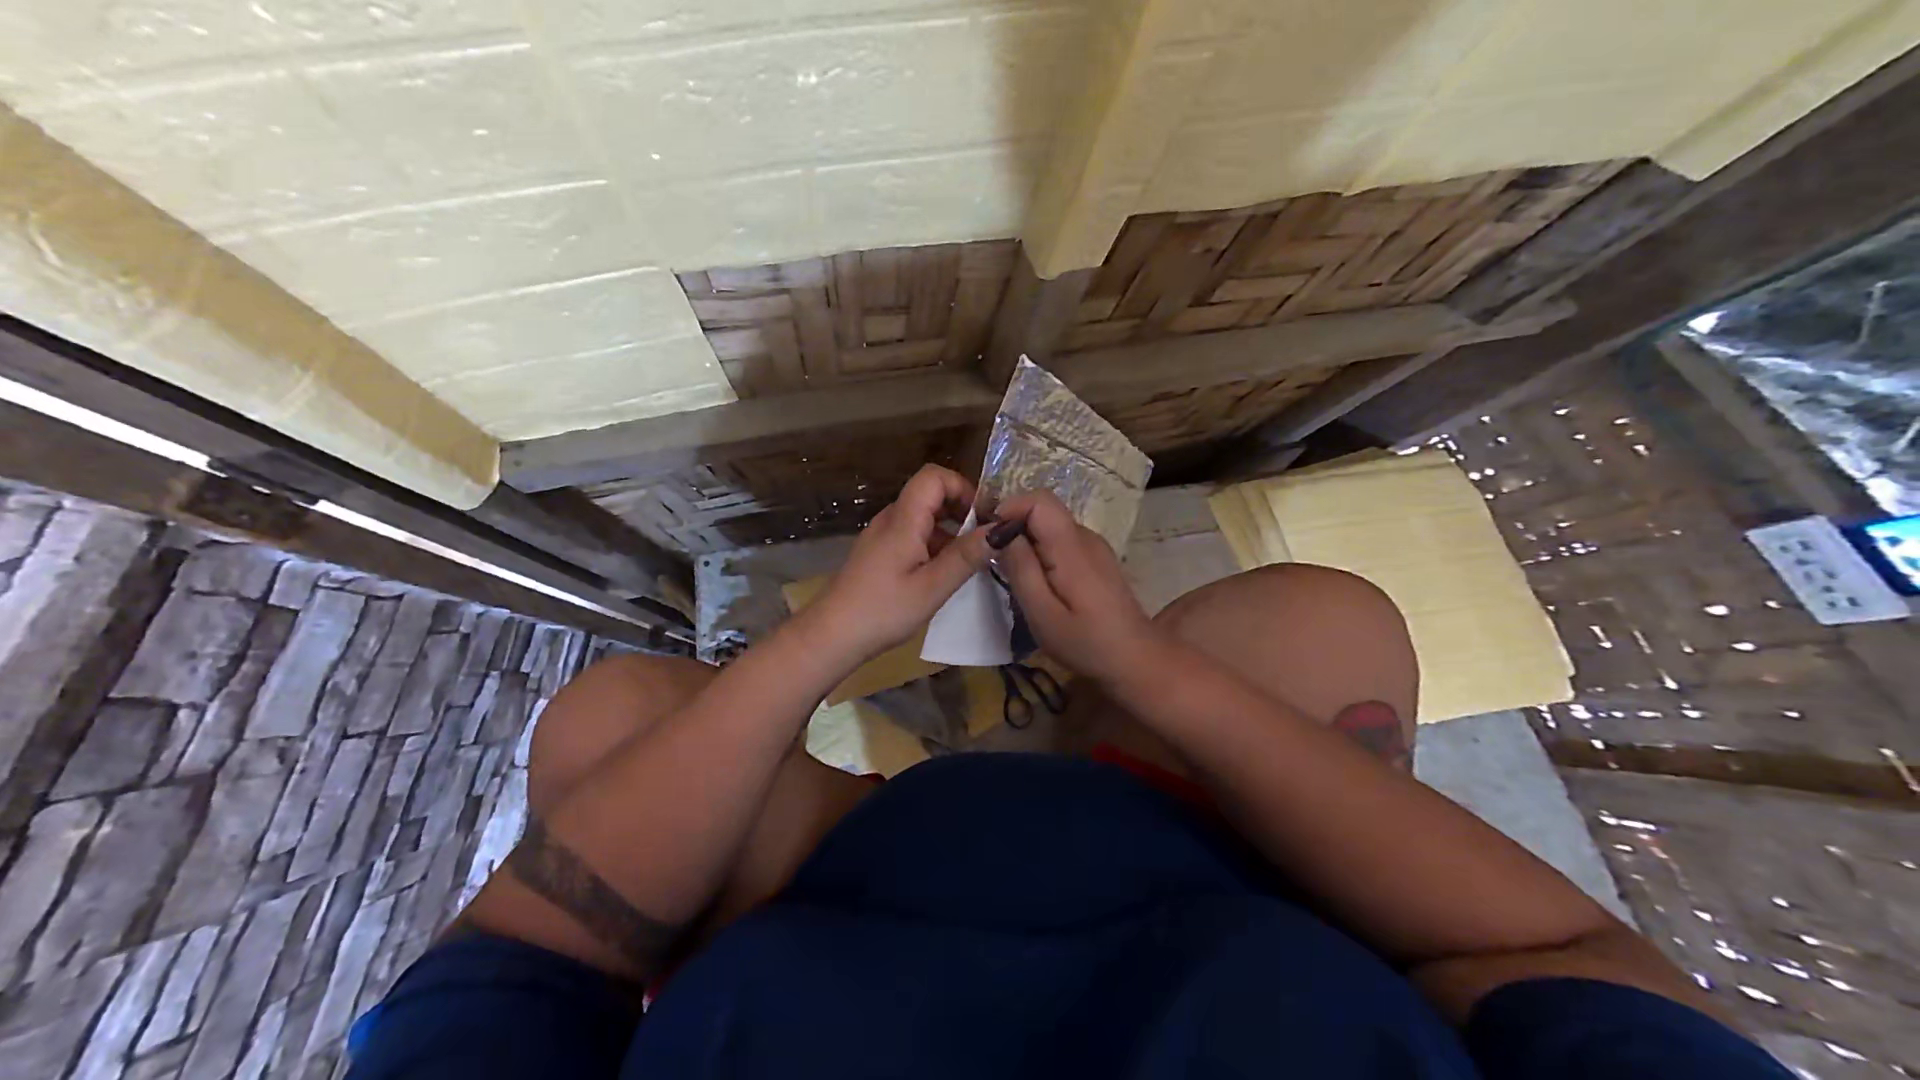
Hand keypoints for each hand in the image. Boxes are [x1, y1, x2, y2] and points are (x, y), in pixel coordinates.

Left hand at [802, 464, 996, 663]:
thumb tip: (1002, 529)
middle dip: (961, 510)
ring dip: (949, 531)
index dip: (962, 487)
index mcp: (903, 520)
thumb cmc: (883, 610)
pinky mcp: (878, 554)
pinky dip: (933, 546)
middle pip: (929, 494)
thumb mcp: (932, 587)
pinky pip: (912, 536)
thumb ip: (967, 556)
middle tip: (983, 540)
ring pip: (922, 517)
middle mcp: (890, 520)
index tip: (983, 516)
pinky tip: (943, 575)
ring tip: (969, 562)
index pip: (934, 476)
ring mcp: (882, 537)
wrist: (831, 636)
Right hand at [990, 492, 1163, 683]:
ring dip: (1028, 543)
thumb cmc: (1086, 643)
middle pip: (1044, 510)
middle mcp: (1086, 536)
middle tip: (997, 563)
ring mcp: (1095, 546)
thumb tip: (1000, 533)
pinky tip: (1042, 585)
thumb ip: (1021, 569)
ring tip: (1018, 578)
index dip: (1010, 509)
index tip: (991, 539)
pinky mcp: (1097, 558)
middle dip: (1015, 528)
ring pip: (1051, 526)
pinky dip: (1043, 553)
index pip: (1039, 500)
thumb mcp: (1042, 613)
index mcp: (1072, 547)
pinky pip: (1062, 541)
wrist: (1136, 660)